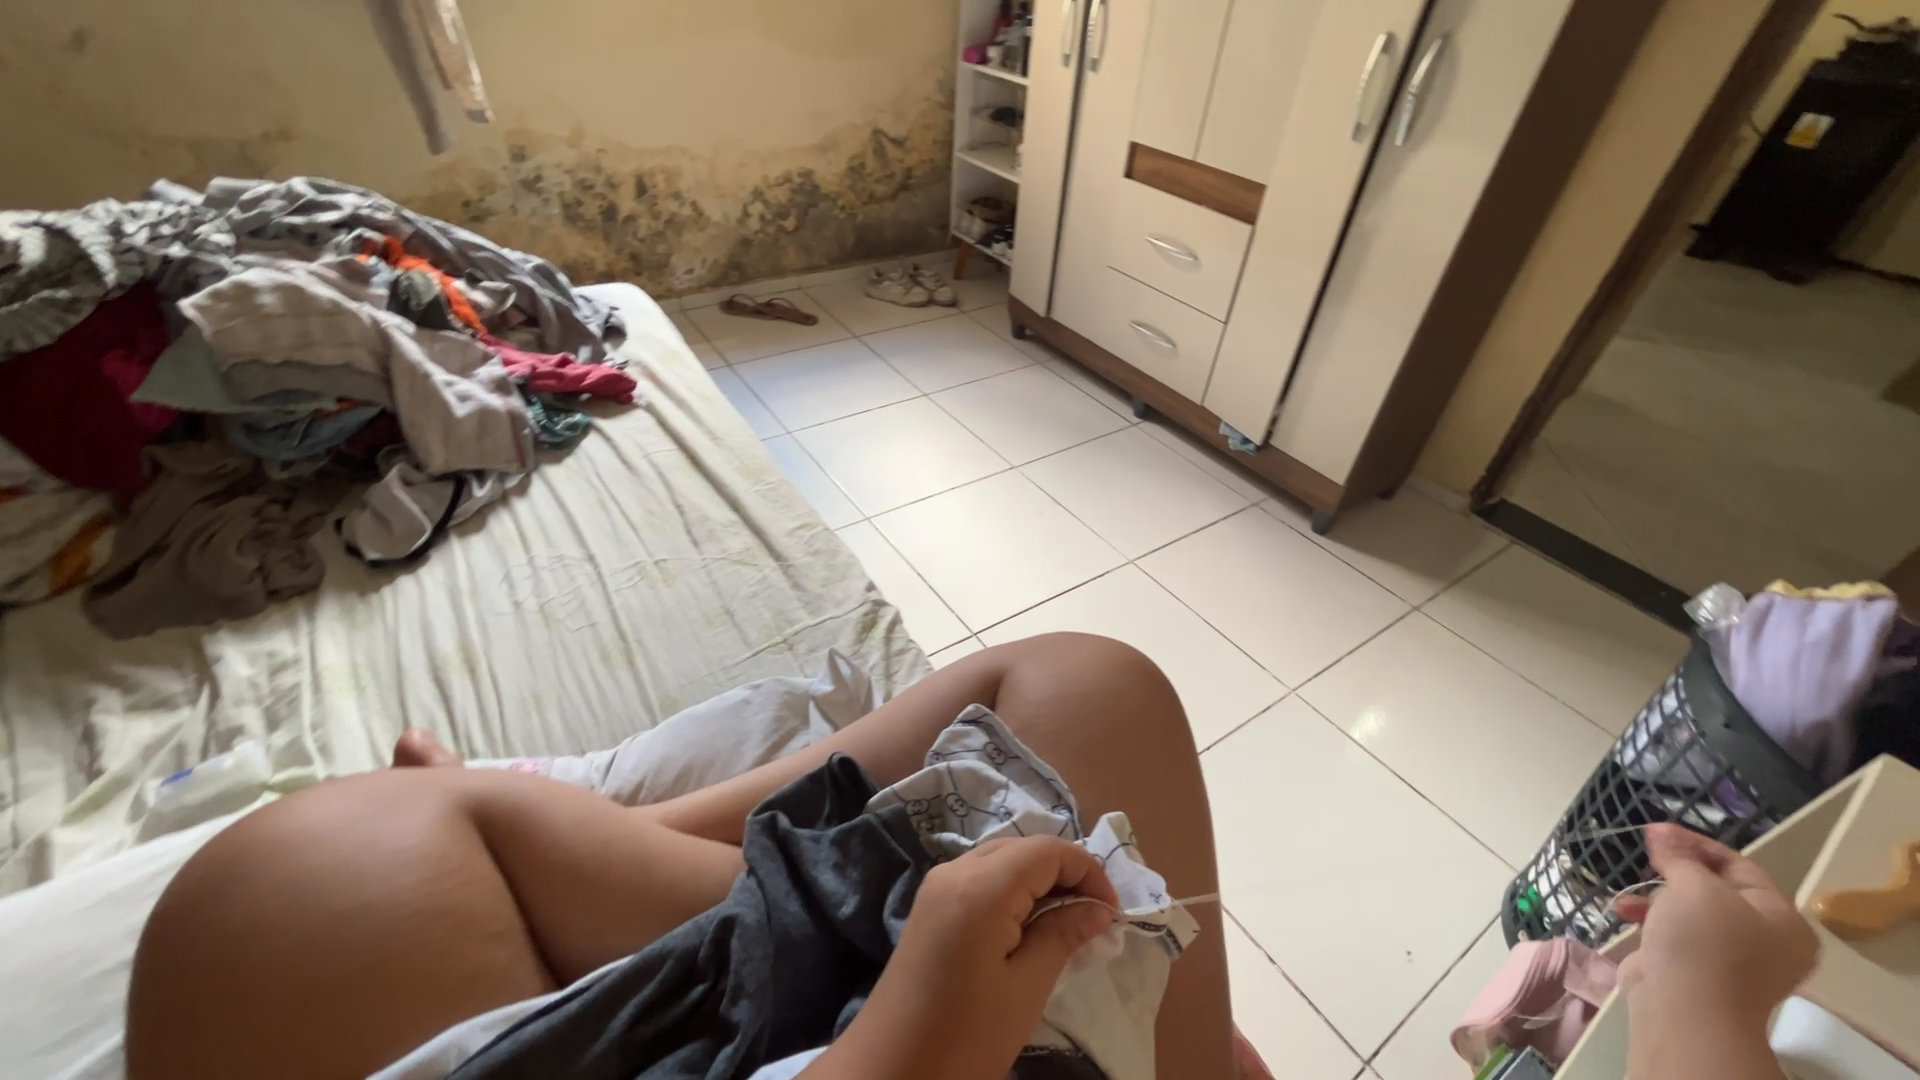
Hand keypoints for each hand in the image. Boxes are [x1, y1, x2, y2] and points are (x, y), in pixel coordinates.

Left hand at [813, 836, 1117, 1079]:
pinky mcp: (930, 903)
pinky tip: (1029, 924)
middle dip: (1065, 873)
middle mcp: (956, 869)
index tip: (1112, 913)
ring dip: (1040, 880)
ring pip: (1003, 859)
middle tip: (1094, 918)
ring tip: (1068, 923)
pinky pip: (981, 876)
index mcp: (980, 885)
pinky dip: (1013, 889)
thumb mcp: (1025, 989)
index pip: (1047, 850)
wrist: (889, 1068)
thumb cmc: (965, 1035)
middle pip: (1024, 848)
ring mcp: (938, 884)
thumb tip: (1099, 909)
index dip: (1087, 871)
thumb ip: (1062, 936)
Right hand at [1616, 824, 1817, 1021]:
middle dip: (1674, 870)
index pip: (1740, 866)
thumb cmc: (1702, 941)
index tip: (1655, 830)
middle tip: (1644, 856)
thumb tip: (1661, 831)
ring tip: (1629, 895)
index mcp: (1782, 919)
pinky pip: (1677, 930)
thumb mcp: (1694, 886)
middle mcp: (1766, 938)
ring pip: (1691, 909)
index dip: (1696, 844)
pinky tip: (1624, 912)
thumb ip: (1679, 856)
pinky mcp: (1701, 967)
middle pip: (1716, 887)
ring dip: (1656, 896)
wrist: (1685, 1006)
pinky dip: (1651, 917)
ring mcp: (1734, 956)